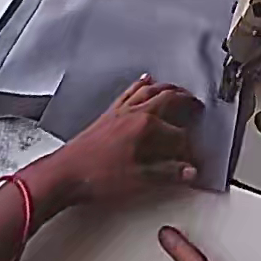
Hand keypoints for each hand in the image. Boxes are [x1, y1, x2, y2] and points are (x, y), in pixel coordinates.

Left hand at [21, 76, 202, 212]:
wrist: (63, 175)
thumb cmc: (95, 178)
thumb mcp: (137, 181)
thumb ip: (167, 174)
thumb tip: (188, 172)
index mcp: (146, 127)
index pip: (178, 135)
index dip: (188, 149)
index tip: (192, 160)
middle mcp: (136, 112)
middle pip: (169, 99)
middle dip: (187, 102)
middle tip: (197, 106)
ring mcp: (122, 110)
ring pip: (151, 89)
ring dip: (169, 88)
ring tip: (179, 90)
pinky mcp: (110, 112)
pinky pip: (130, 90)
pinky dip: (142, 83)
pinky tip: (146, 80)